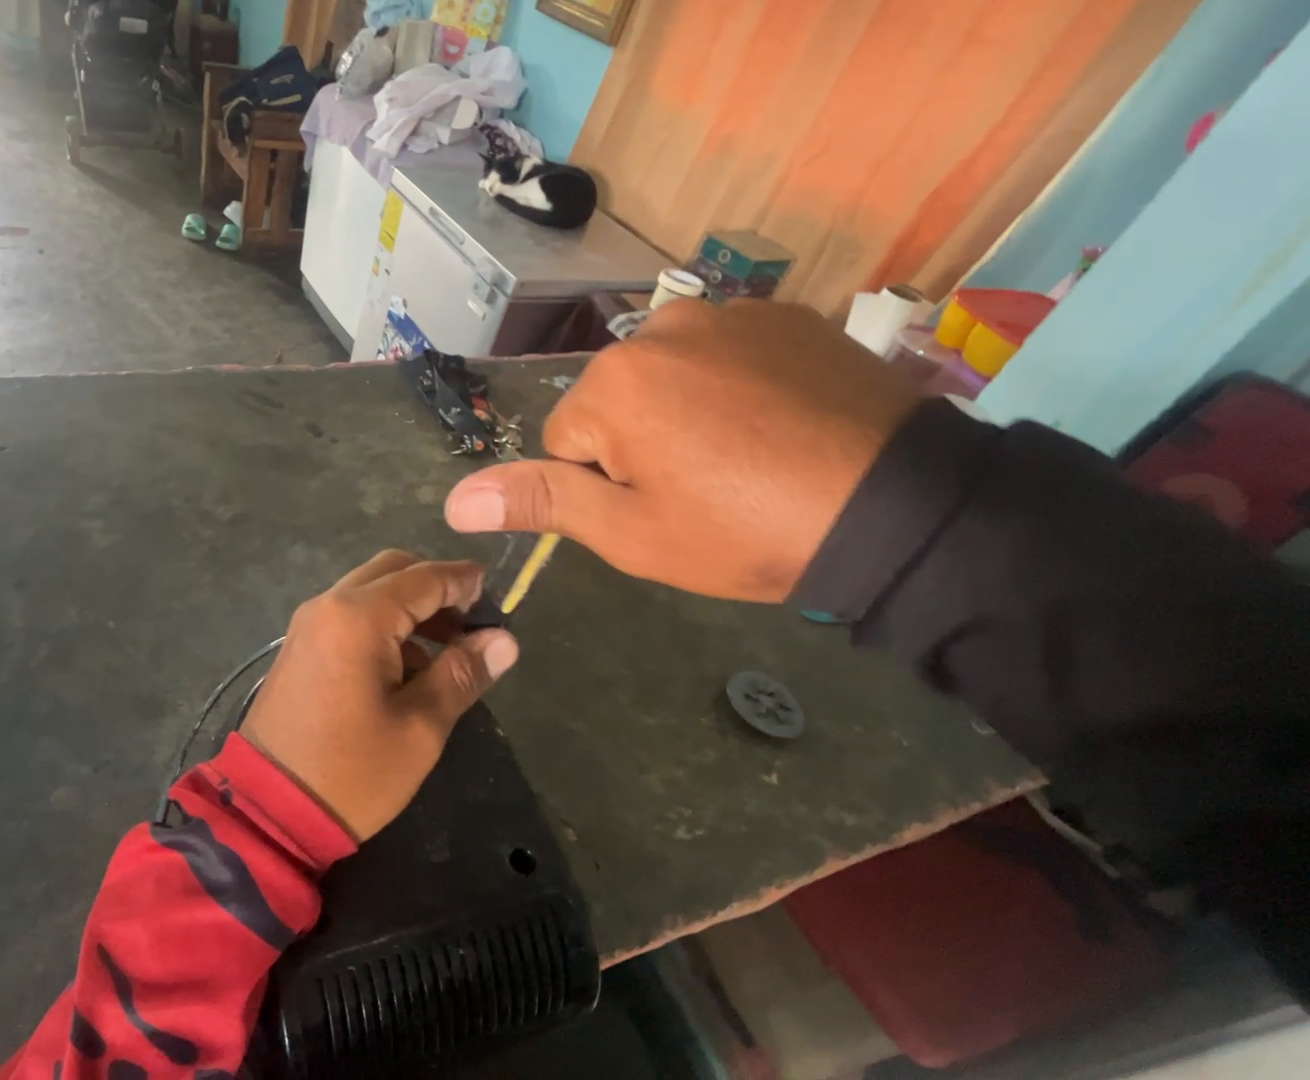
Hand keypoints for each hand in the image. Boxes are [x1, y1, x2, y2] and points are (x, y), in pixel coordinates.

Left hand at [240, 550, 519, 841]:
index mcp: (359, 617)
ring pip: (370, 591)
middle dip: (437, 588)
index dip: (466, 582)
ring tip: (449, 651)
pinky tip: (407, 668)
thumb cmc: (354, 772)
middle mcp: (328, 605)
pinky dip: (383, 624)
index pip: (425, 577)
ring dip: (410, 607)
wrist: (270, 811)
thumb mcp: (421, 727)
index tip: (500, 598)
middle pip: (393, 570)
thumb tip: (504, 640)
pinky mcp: (300, 647)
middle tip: (474, 623)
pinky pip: (349, 616)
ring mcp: (308, 625)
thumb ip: (463, 673)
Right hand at [444, 301, 919, 601]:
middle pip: (616, 402)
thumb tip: (454, 502)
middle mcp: (660, 329)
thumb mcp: (632, 533)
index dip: (606, 487)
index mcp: (614, 383)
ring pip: (670, 376)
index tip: (666, 511)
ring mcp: (730, 314)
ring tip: (747, 460)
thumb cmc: (744, 530)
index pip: (567, 441)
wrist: (896, 508)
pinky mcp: (786, 315)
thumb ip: (542, 502)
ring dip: (686, 413)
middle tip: (706, 491)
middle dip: (641, 445)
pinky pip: (725, 355)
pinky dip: (735, 387)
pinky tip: (779, 425)